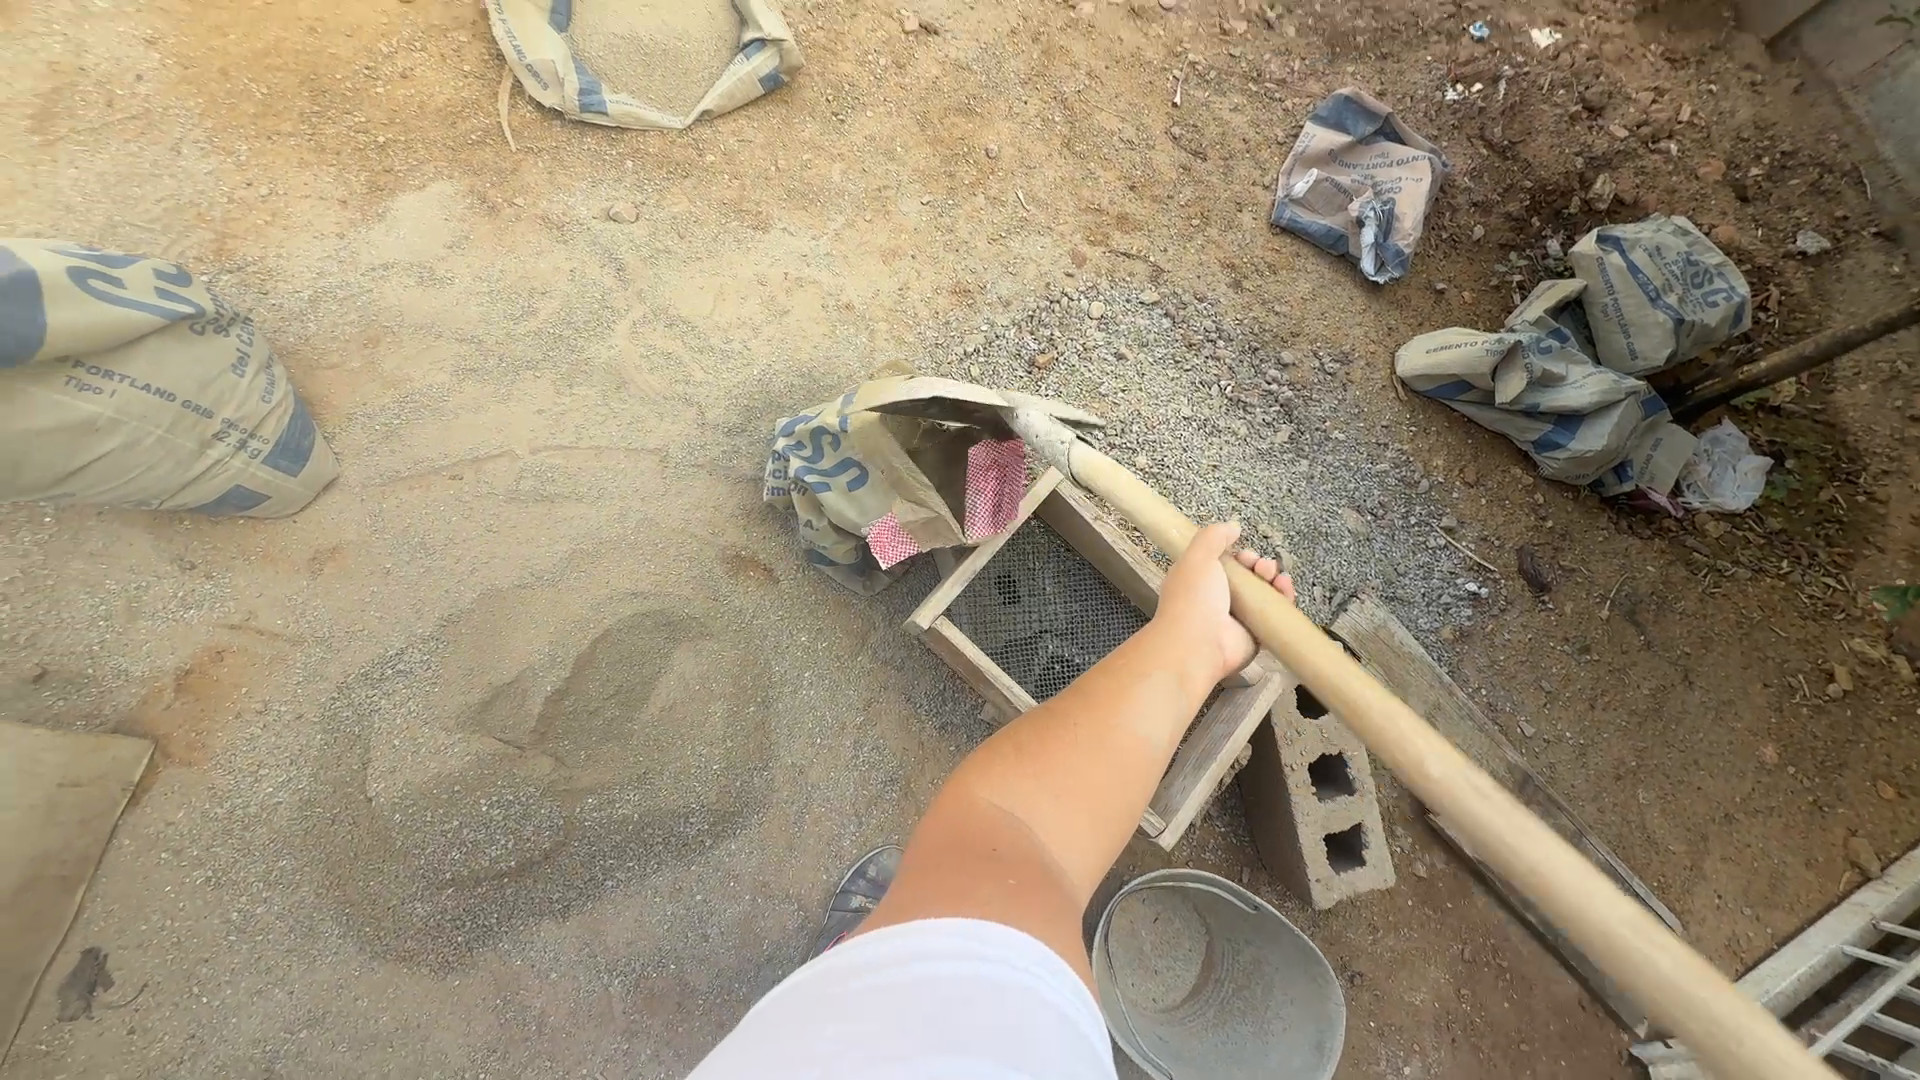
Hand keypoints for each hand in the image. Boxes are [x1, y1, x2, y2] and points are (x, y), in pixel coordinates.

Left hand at [1150, 522, 1296, 685]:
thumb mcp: (1197, 557)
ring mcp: (1237, 618)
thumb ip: (1213, 537)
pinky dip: (1283, 600)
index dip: (1237, 555)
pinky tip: (1285, 589)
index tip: (1243, 553)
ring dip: (1272, 580)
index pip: (1223, 563)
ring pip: (1263, 593)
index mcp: (1198, 580)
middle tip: (1261, 566)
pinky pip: (1274, 614)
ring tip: (1273, 576)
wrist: (1198, 644)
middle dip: (1258, 565)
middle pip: (1246, 576)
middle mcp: (1216, 598)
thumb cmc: (1193, 598)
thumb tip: (1233, 526)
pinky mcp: (1255, 634)